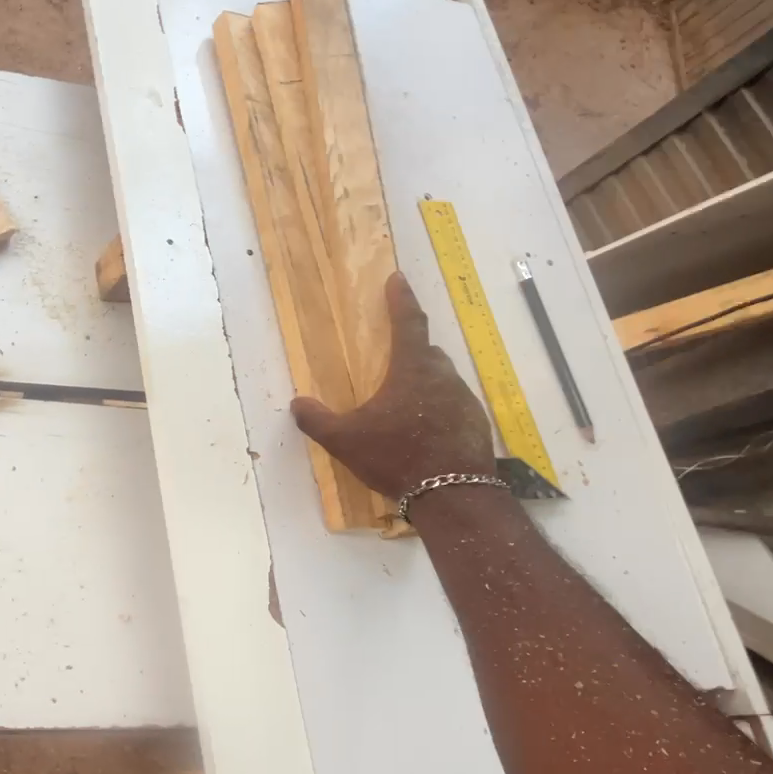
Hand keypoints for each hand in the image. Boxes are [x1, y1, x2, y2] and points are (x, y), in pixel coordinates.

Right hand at [291, 273, 494, 497]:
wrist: (453, 494)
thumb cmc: (395, 457)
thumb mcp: (343, 441)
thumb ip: (316, 420)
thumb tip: (297, 403)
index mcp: (411, 371)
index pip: (408, 324)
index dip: (401, 300)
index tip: (396, 279)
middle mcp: (443, 378)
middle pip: (428, 352)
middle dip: (411, 349)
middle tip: (392, 358)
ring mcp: (464, 401)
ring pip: (442, 379)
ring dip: (423, 382)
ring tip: (402, 403)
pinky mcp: (475, 424)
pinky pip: (452, 405)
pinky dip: (436, 408)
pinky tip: (421, 431)